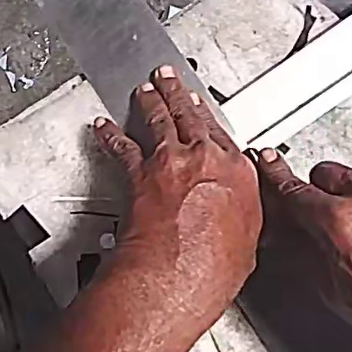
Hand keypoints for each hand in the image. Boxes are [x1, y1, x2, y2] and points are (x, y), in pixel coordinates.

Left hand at [92, 66, 260, 323]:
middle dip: (179, 94)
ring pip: (160, 120)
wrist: (181, 272)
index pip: (221, 135)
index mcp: (238, 173)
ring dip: (151, 102)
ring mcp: (172, 161)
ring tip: (146, 89)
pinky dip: (111, 135)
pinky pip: (123, 146)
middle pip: (190, 116)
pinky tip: (104, 127)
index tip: (201, 106)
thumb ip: (239, 218)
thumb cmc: (214, 266)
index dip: (208, 117)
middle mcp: (206, 158)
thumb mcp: (246, 241)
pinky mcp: (141, 172)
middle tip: (171, 79)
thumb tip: (235, 224)